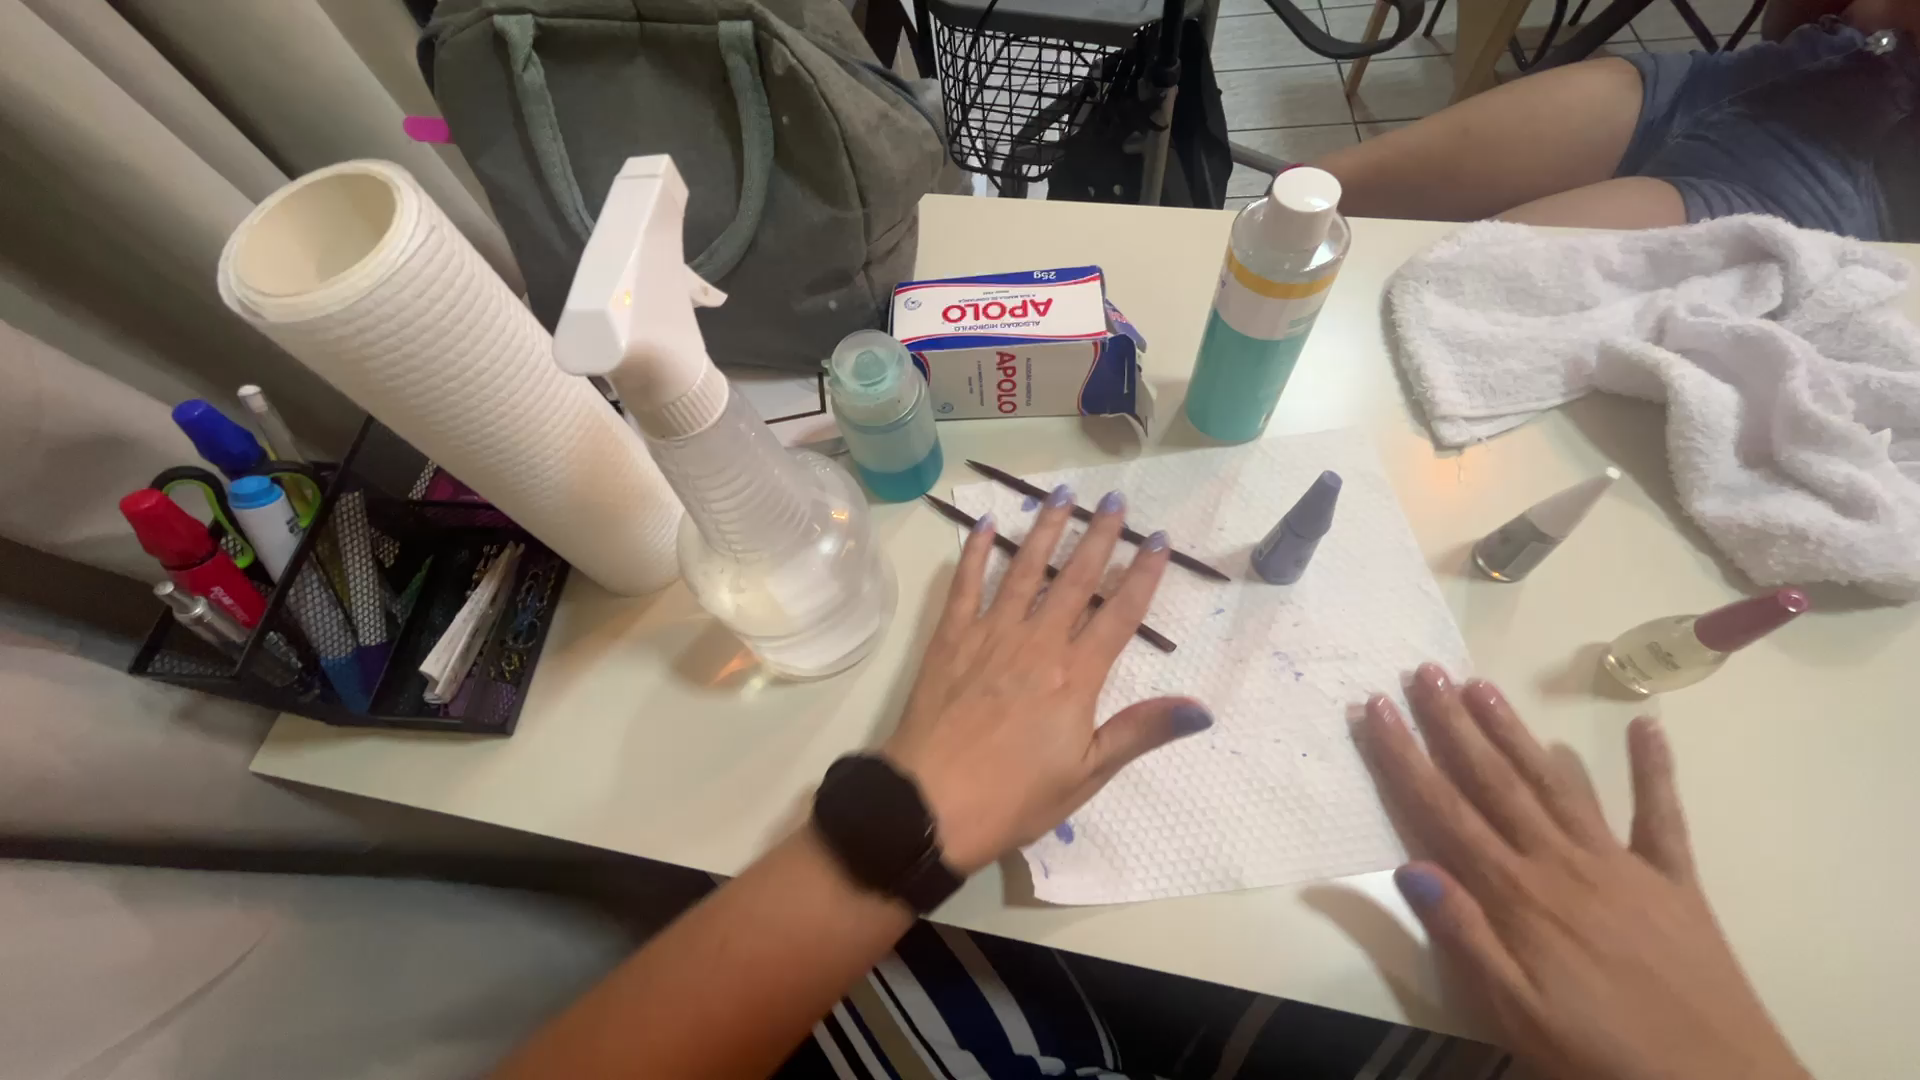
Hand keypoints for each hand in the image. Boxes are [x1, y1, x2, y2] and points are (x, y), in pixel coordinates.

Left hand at [883, 486, 1212, 874]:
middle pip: (1076, 579)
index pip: (1120, 614)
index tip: (1159, 539)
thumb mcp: (1086, 774)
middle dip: (1099, 537)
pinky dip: (976, 552)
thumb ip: (1140, 732)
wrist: (928, 804)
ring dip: (1046, 529)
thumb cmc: (1013, 797)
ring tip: (1063, 494)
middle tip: (1115, 500)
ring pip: (1024, 570)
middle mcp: (1036, 642)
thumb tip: (1201, 708)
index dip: (1143, 574)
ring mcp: (990, 634)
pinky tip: (986, 524)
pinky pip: (965, 585)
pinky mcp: (950, 638)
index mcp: (1075, 676)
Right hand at [1363, 665, 1810, 1079]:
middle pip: (1494, 780)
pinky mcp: (1674, 882)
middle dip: (1452, 723)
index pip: (1443, 808)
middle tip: (1426, 672)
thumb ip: (1462, 935)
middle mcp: (1560, 862)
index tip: (1377, 709)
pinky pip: (1661, 818)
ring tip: (1483, 686)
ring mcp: (1620, 865)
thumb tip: (1410, 866)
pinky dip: (1654, 771)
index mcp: (1516, 892)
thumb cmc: (1600, 1055)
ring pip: (1555, 783)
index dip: (1404, 755)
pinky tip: (1646, 726)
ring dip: (1515, 732)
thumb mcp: (1514, 1010)